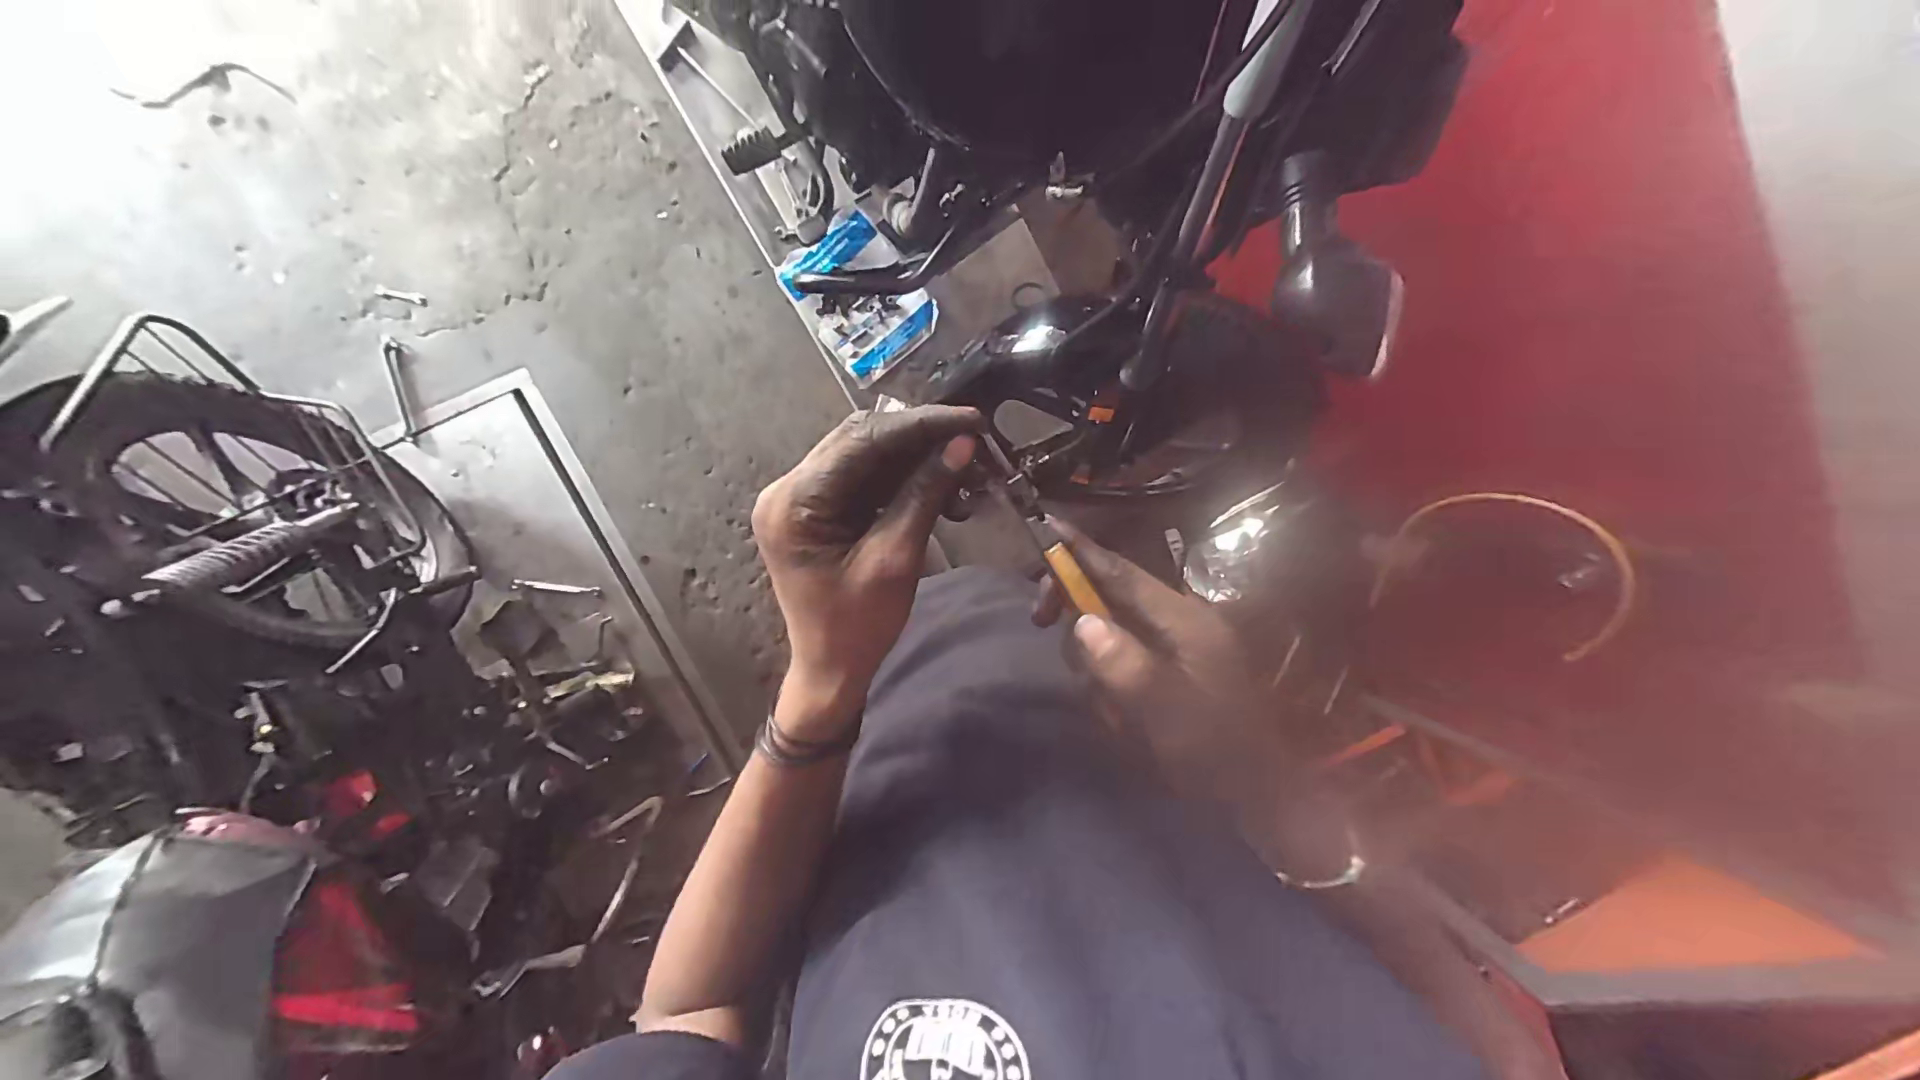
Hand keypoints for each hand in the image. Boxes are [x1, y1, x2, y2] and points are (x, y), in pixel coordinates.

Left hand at [752, 405, 979, 737]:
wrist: (831, 671)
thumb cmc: (857, 627)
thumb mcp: (895, 559)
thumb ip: (923, 495)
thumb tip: (961, 445)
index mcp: (794, 502)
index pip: (861, 441)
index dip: (920, 426)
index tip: (970, 420)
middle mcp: (789, 489)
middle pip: (861, 441)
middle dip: (920, 439)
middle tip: (972, 440)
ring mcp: (801, 498)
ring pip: (866, 457)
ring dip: (916, 460)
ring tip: (964, 470)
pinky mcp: (819, 510)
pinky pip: (864, 480)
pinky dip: (902, 480)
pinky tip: (940, 487)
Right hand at [1034, 523, 1283, 804]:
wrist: (1264, 794)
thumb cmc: (1218, 751)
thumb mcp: (1168, 713)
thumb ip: (1124, 666)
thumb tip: (1082, 622)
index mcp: (1182, 619)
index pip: (1121, 573)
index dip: (1082, 551)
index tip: (1046, 527)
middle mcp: (1176, 621)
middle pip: (1108, 595)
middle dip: (1075, 610)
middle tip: (1040, 621)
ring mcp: (1173, 645)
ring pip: (1108, 630)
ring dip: (1093, 663)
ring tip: (1111, 711)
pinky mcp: (1168, 668)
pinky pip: (1120, 658)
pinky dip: (1109, 683)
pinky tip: (1122, 718)